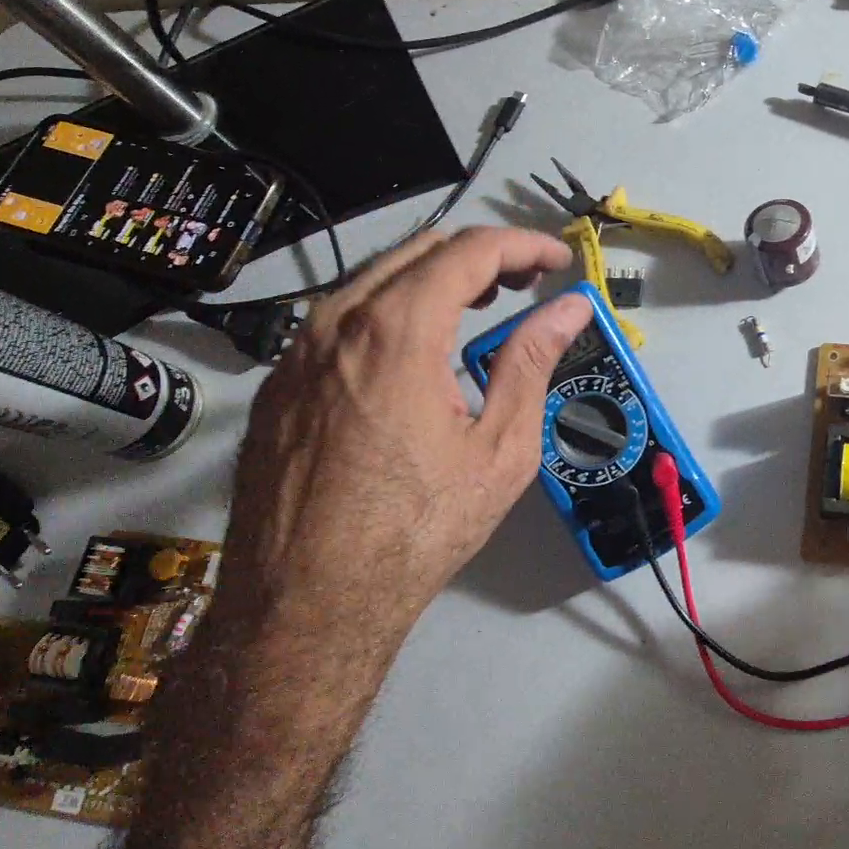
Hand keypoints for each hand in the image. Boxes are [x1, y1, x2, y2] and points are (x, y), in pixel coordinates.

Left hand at [113, 227, 591, 848]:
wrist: (307, 602)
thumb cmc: (417, 528)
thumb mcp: (499, 448)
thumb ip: (532, 362)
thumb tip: (570, 308)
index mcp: (397, 330)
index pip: (471, 250)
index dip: (525, 246)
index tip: (559, 261)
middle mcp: (337, 321)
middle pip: (419, 251)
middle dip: (482, 256)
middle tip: (525, 285)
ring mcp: (296, 351)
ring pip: (374, 280)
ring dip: (434, 281)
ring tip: (478, 311)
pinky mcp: (278, 383)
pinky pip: (340, 320)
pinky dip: (390, 313)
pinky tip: (414, 356)